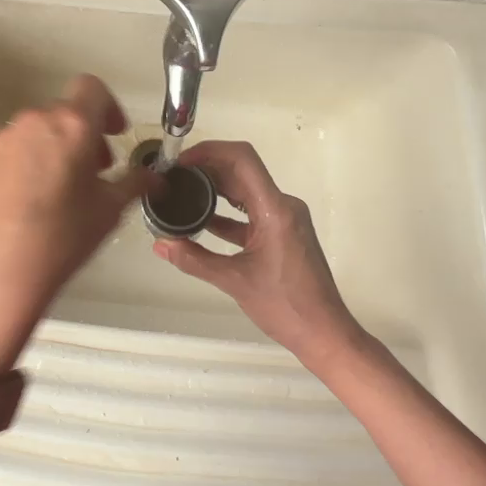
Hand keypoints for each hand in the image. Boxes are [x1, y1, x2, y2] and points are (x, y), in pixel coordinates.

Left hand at [0, 74, 151, 374]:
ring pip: (36, 131)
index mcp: (73, 125)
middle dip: (82, 135)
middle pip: (64, 112)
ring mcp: (3, 138)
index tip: (112, 134)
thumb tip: (154, 177)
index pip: (92, 87)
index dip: (107, 107)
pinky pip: (11, 149)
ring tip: (58, 190)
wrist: (0, 269)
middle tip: (91, 171)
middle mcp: (35, 121)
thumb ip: (134, 183)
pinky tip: (29, 200)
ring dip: (53, 148)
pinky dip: (25, 163)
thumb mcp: (109, 209)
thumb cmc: (63, 237)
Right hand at [153, 141, 363, 369]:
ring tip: (183, 192)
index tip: (182, 161)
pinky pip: (251, 212)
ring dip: (215, 189)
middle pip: (241, 171)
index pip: (242, 159)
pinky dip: (227, 213)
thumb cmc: (286, 306)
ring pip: (245, 190)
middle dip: (207, 168)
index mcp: (275, 209)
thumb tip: (161, 245)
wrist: (325, 333)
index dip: (209, 151)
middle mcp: (282, 205)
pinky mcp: (282, 233)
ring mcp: (284, 219)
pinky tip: (202, 221)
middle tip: (174, 176)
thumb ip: (194, 260)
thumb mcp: (234, 282)